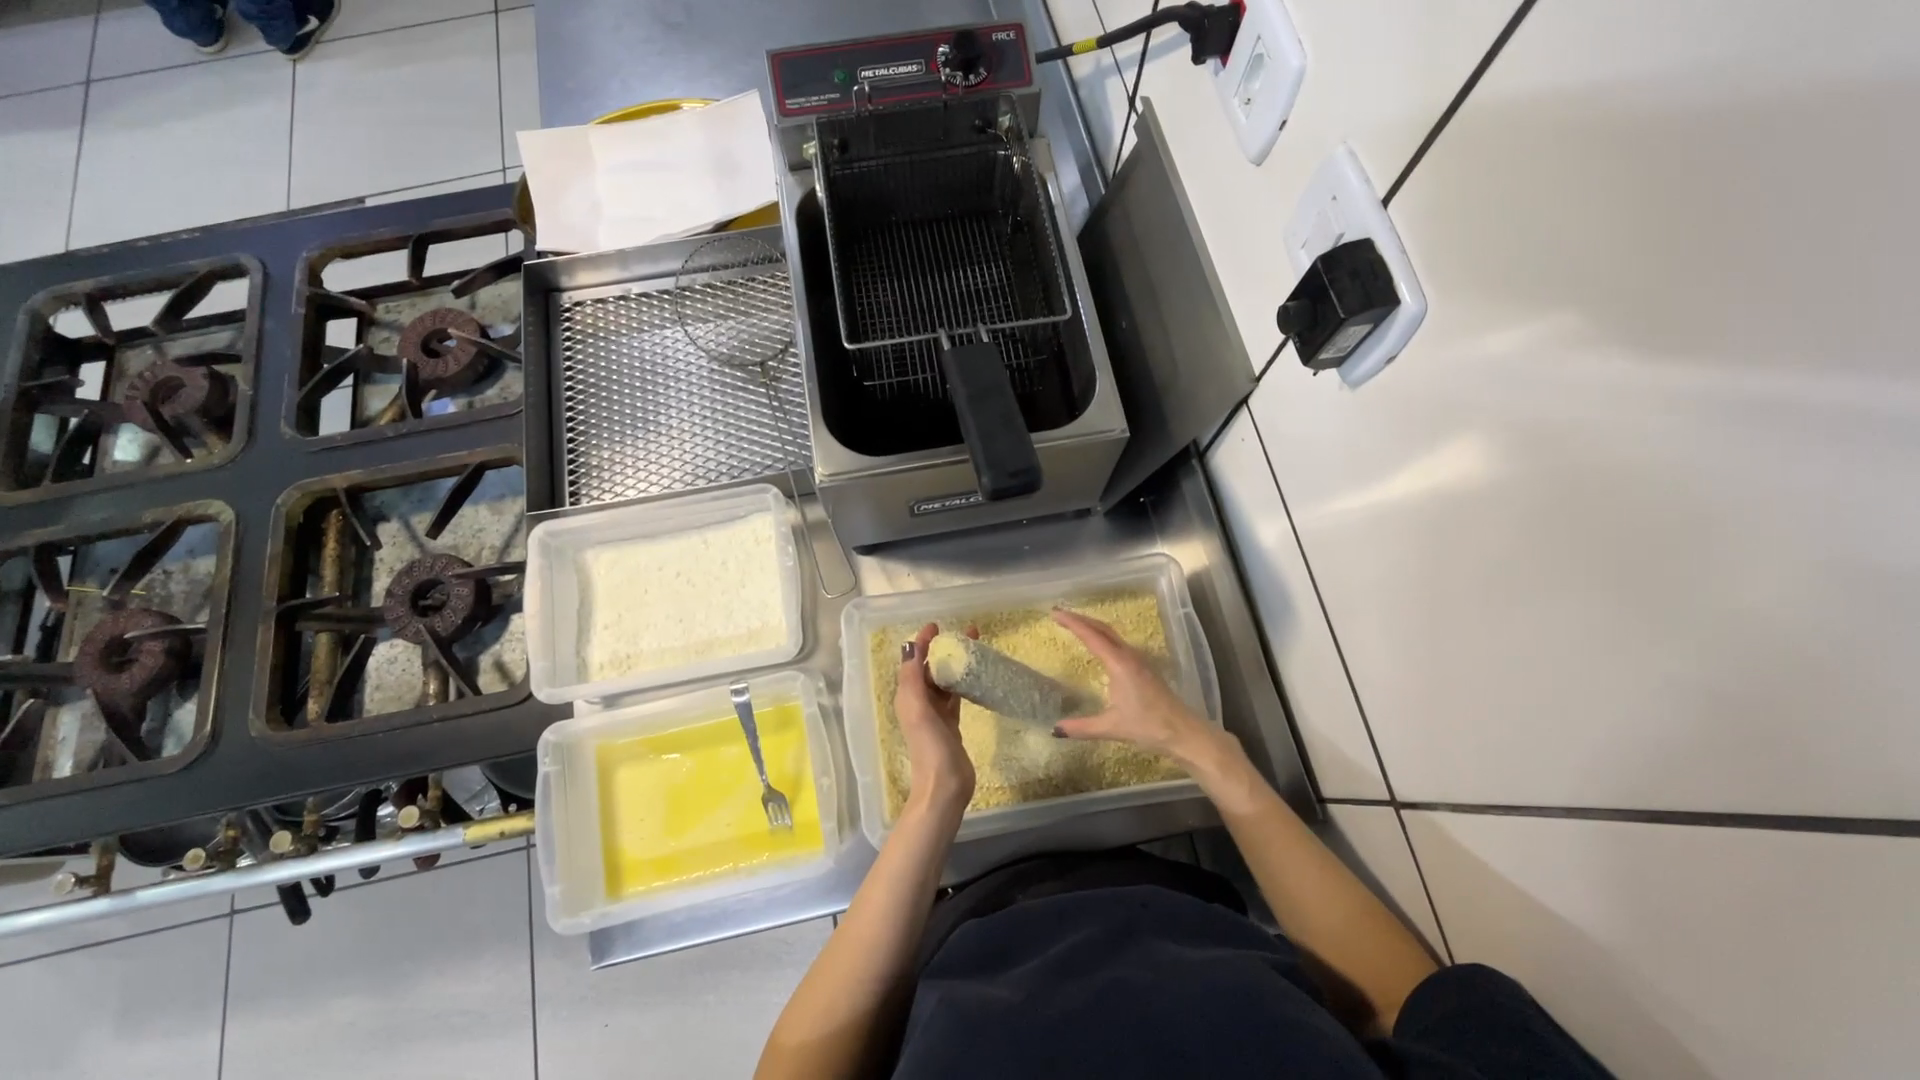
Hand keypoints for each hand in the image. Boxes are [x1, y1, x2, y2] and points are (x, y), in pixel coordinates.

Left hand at [895, 623, 976, 820]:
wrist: (944, 787)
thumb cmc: (930, 748)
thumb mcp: (917, 709)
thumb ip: (913, 678)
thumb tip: (910, 646)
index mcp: (907, 696)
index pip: (913, 661)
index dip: (923, 642)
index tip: (937, 625)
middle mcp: (918, 702)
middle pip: (931, 667)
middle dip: (944, 649)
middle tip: (968, 633)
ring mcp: (935, 714)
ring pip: (944, 680)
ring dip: (956, 663)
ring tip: (976, 648)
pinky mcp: (951, 724)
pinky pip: (956, 696)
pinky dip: (964, 683)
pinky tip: (977, 676)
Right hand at [1051, 609, 1232, 770]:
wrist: (1182, 731)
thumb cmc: (1148, 726)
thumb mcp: (1111, 727)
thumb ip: (1082, 727)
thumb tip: (1056, 729)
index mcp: (1119, 664)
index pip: (1092, 636)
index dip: (1072, 623)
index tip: (1055, 613)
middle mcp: (1129, 656)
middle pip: (1102, 629)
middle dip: (1081, 619)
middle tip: (1060, 614)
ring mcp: (1139, 660)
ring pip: (1112, 634)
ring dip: (1093, 626)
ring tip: (1075, 625)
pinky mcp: (1144, 667)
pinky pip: (1119, 643)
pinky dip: (1103, 636)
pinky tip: (1098, 645)